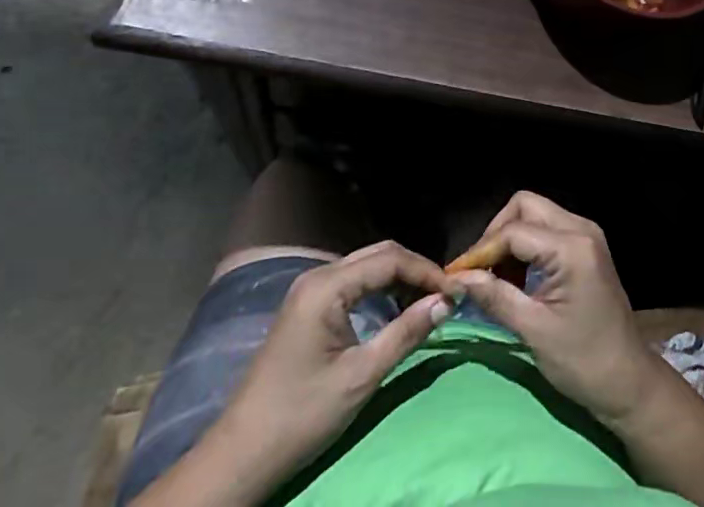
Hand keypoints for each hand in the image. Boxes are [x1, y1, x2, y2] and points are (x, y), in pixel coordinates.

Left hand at [206, 241, 452, 483]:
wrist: (246, 448)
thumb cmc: (305, 412)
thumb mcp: (362, 374)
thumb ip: (406, 332)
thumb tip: (446, 302)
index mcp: (327, 286)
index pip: (390, 259)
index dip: (428, 272)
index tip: (457, 293)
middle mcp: (318, 275)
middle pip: (378, 254)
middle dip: (416, 270)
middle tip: (447, 296)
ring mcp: (310, 289)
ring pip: (366, 266)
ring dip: (400, 278)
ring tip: (430, 302)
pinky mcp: (308, 305)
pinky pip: (353, 282)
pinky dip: (381, 289)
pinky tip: (398, 308)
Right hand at [446, 192, 664, 425]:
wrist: (629, 383)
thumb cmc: (583, 360)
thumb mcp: (533, 329)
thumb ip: (494, 295)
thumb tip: (457, 278)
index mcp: (571, 248)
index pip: (513, 232)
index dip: (480, 251)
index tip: (456, 275)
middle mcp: (581, 230)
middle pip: (524, 206)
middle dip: (496, 234)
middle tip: (478, 270)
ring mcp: (586, 236)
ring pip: (535, 215)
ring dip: (510, 240)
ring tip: (493, 278)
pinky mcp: (586, 247)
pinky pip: (547, 230)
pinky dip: (526, 247)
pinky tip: (515, 279)